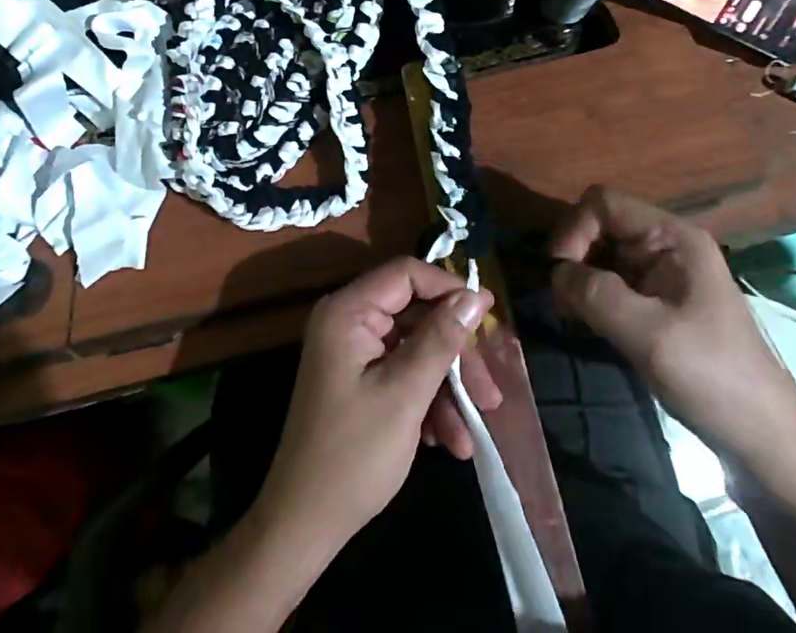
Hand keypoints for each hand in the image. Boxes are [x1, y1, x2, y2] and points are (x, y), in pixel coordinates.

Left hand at [254, 258, 497, 552]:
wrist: (305, 521)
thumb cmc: (353, 454)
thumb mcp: (405, 393)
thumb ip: (441, 338)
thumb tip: (475, 295)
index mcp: (348, 312)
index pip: (406, 274)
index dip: (449, 290)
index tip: (488, 319)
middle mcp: (347, 323)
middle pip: (416, 316)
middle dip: (455, 357)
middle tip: (489, 394)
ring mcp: (352, 353)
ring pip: (415, 351)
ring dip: (446, 390)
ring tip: (468, 436)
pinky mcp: (358, 380)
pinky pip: (402, 374)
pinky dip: (427, 403)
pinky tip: (445, 442)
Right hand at [547, 186, 795, 460]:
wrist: (760, 435)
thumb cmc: (712, 378)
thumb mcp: (650, 334)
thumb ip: (596, 295)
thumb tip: (555, 273)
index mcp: (673, 238)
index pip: (603, 203)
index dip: (573, 230)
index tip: (561, 275)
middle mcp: (665, 246)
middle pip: (598, 226)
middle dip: (573, 257)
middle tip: (564, 303)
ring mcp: (660, 274)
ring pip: (599, 255)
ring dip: (578, 280)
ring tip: (573, 317)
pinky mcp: (654, 302)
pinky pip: (608, 282)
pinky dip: (589, 298)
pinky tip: (587, 324)